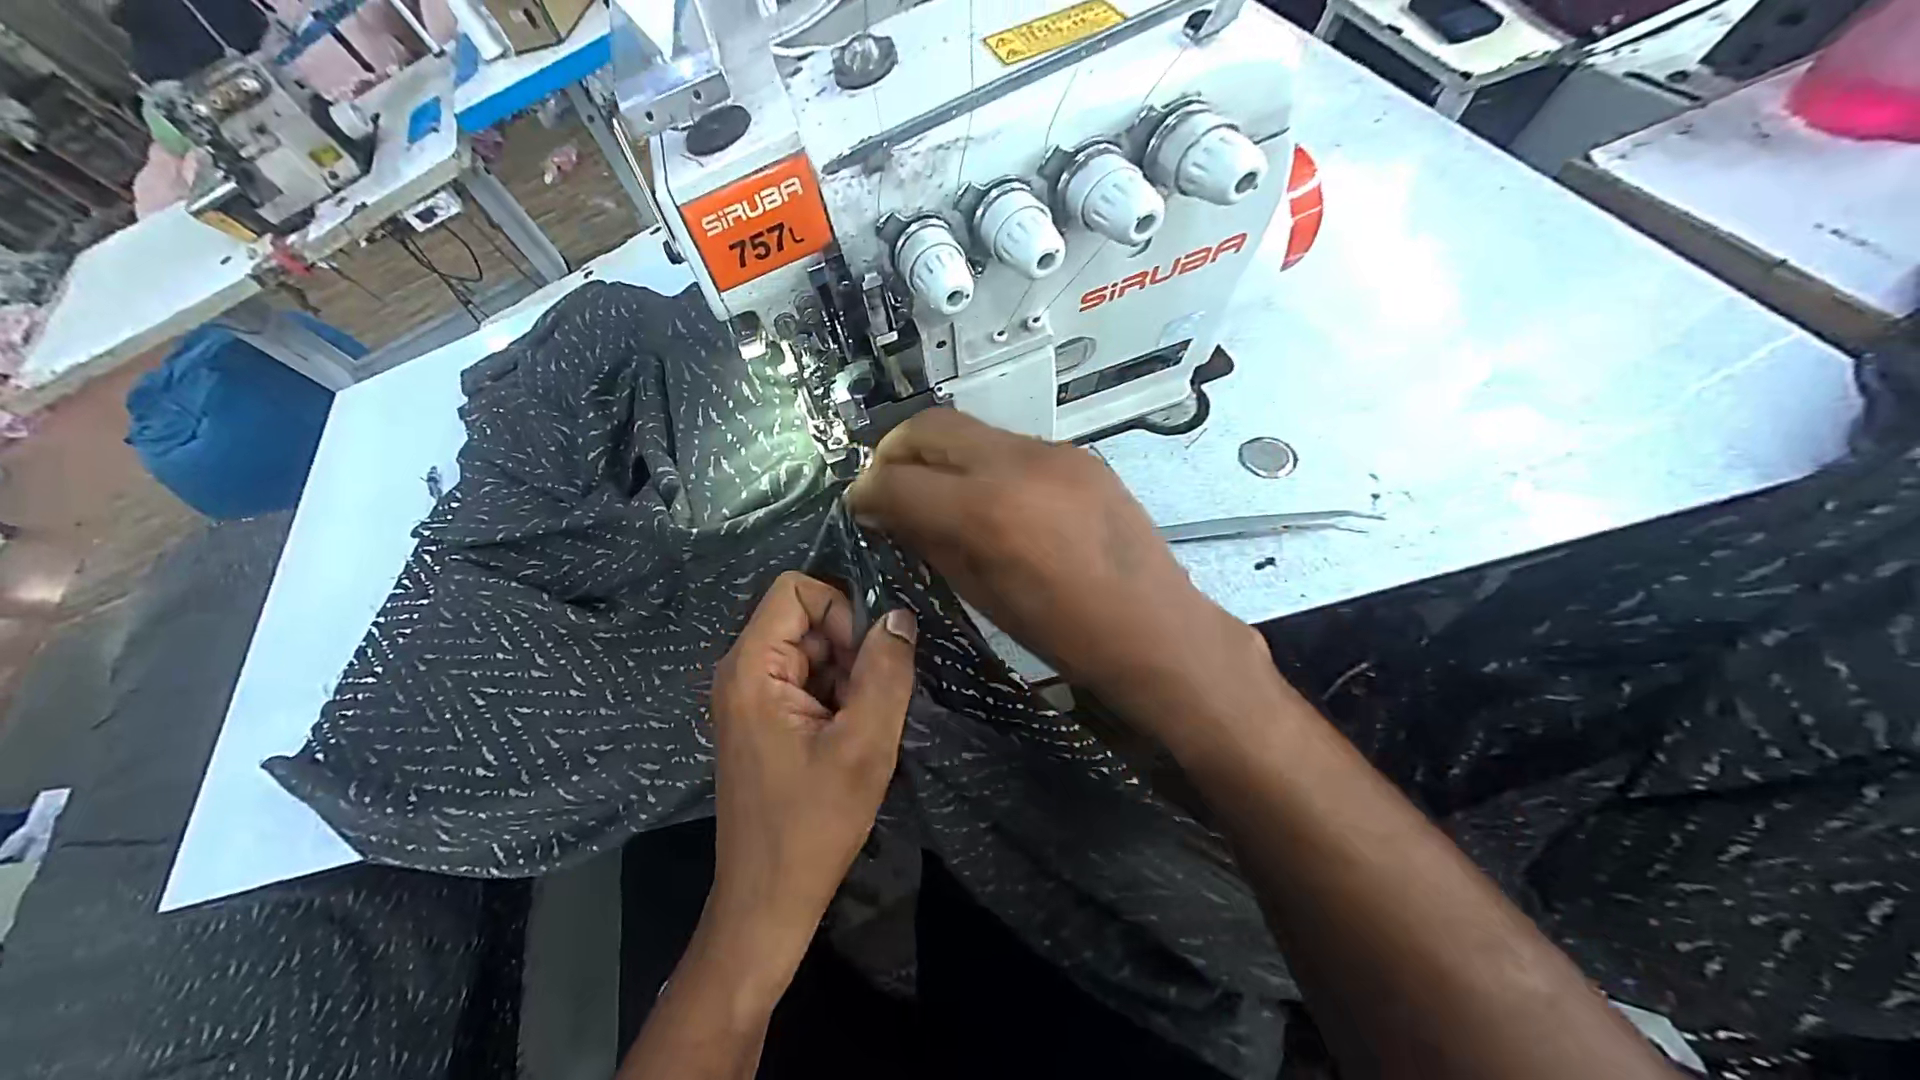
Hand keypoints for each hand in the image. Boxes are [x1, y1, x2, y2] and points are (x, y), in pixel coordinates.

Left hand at [706, 571, 916, 969]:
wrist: (769, 899)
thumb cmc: (812, 824)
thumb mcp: (864, 745)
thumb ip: (885, 673)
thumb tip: (898, 616)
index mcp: (752, 668)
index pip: (796, 590)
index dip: (839, 610)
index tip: (864, 660)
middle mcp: (743, 672)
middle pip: (806, 620)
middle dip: (848, 651)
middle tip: (868, 705)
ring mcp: (751, 698)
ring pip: (813, 652)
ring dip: (848, 679)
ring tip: (859, 730)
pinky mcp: (764, 721)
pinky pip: (808, 681)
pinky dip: (837, 699)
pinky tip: (847, 741)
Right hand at [845, 409, 1265, 742]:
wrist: (1157, 630)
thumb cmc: (1065, 636)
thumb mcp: (982, 596)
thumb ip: (929, 543)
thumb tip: (889, 513)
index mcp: (987, 511)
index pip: (898, 479)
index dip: (867, 492)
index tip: (860, 506)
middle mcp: (1017, 464)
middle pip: (929, 426)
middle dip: (894, 452)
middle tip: (886, 486)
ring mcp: (1053, 452)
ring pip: (970, 429)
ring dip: (938, 454)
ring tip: (934, 490)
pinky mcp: (1078, 454)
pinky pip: (1010, 444)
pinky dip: (981, 462)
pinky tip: (986, 496)